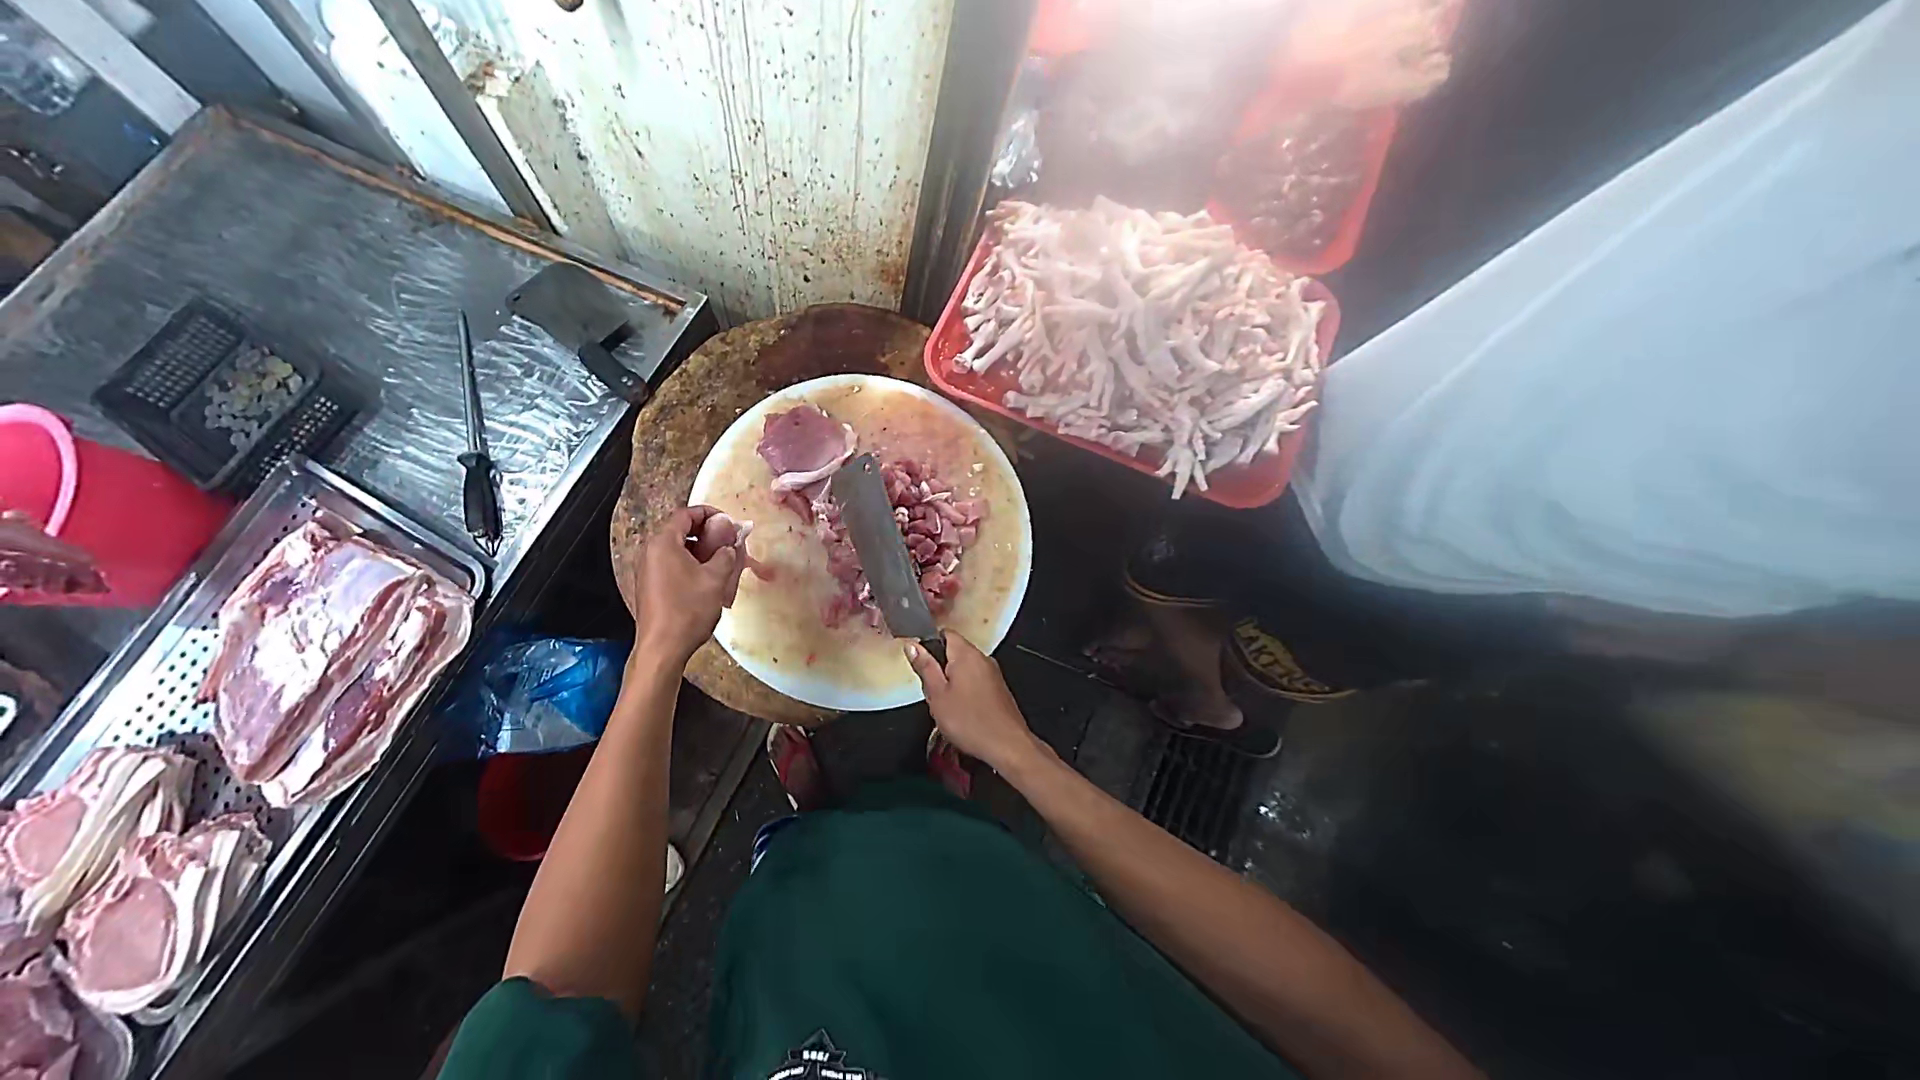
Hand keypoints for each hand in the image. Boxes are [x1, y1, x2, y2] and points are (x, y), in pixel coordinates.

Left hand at [617, 506, 745, 667]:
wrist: (663, 648)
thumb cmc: (687, 611)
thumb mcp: (716, 578)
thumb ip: (725, 554)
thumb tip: (729, 545)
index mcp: (663, 544)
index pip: (685, 514)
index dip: (709, 513)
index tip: (728, 522)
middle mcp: (650, 553)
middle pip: (681, 531)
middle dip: (707, 534)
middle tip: (729, 543)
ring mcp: (647, 571)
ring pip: (678, 550)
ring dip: (701, 551)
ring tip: (723, 563)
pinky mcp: (650, 587)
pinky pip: (672, 566)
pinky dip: (691, 566)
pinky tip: (708, 580)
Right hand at [905, 632, 1043, 773]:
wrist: (1006, 745)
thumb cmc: (971, 722)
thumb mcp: (937, 694)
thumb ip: (924, 667)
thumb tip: (913, 647)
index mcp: (966, 654)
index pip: (944, 633)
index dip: (928, 644)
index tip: (920, 661)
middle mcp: (982, 659)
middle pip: (954, 652)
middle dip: (940, 669)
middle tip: (932, 691)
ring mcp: (993, 674)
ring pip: (964, 669)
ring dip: (952, 683)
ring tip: (947, 706)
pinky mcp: (998, 689)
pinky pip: (976, 682)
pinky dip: (966, 693)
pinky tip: (962, 713)